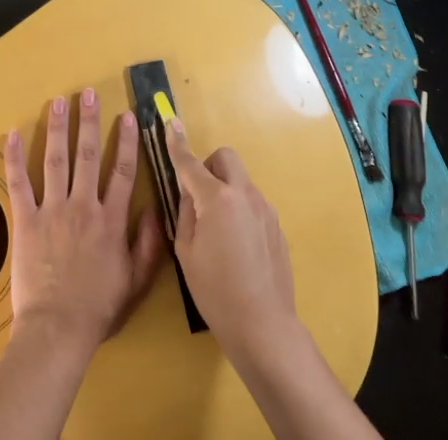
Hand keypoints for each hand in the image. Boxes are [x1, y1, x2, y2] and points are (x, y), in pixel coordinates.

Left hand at [3, 89, 166, 353]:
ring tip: (58, 101)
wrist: (58, 328)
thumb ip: (150, 243)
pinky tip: (11, 134)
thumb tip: (157, 209)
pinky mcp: (25, 220)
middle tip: (88, 93)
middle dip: (89, 121)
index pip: (122, 170)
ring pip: (55, 159)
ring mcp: (52, 211)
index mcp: (111, 220)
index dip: (126, 141)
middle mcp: (83, 206)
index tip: (128, 116)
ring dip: (57, 127)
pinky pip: (19, 183)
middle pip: (88, 155)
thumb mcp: (138, 281)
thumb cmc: (99, 309)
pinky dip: (14, 157)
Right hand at [164, 119, 299, 357]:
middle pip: (226, 158)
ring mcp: (266, 210)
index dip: (177, 143)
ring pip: (240, 182)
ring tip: (216, 230)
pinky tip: (235, 246)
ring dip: (224, 190)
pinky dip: (239, 210)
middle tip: (197, 195)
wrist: (263, 325)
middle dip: (209, 166)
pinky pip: (252, 204)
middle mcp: (245, 195)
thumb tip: (189, 192)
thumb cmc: (215, 290)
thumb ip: (186, 212)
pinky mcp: (277, 226)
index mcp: (218, 199)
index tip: (170, 121)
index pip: (191, 163)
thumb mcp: (186, 251)